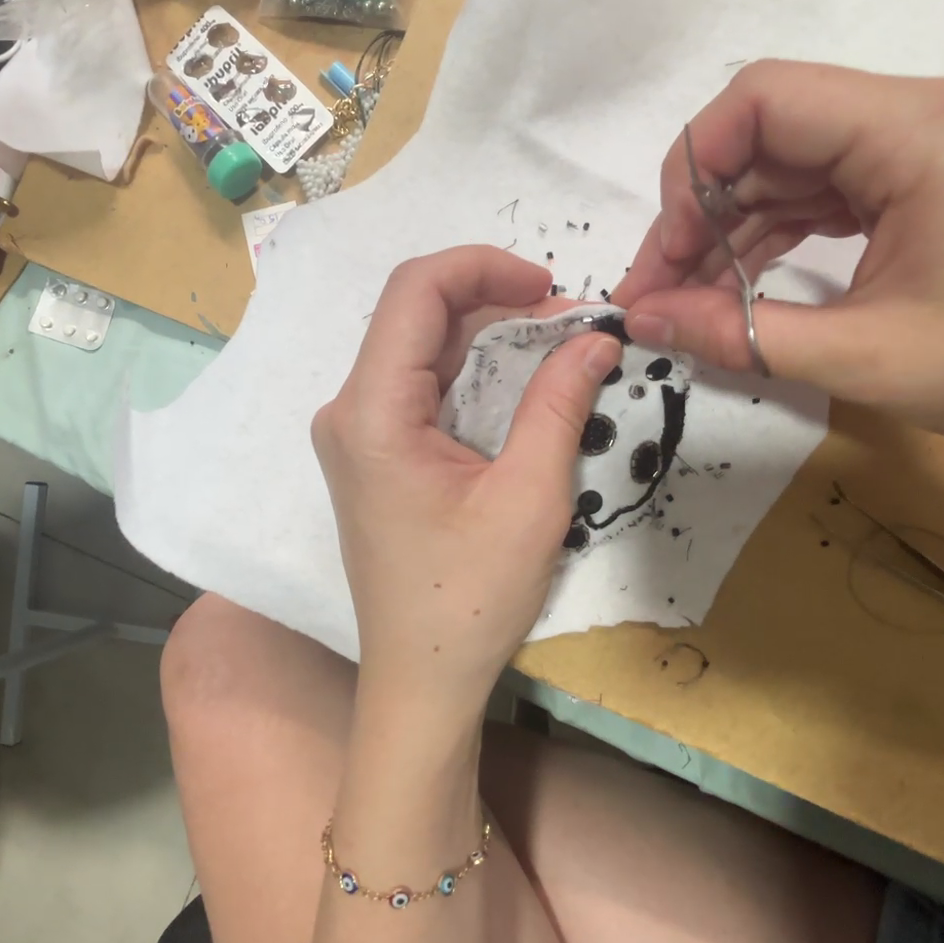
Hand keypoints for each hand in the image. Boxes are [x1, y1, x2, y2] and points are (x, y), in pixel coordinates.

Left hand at [313, 246, 620, 712]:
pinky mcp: (371, 455)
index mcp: (371, 413)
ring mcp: (355, 434)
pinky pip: (419, 390)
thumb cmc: (471, 598)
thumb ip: (559, 404)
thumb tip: (595, 337)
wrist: (421, 675)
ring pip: (420, 351)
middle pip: (417, 317)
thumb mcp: (529, 497)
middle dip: (494, 302)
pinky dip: (470, 375)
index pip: (415, 292)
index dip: (484, 267)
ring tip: (558, 347)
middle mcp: (348, 411)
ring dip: (486, 338)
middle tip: (570, 322)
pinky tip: (520, 383)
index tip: (551, 287)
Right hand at [611, 62, 943, 467]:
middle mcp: (927, 111)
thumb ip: (734, 333)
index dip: (691, 172)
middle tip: (657, 297)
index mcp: (922, 128)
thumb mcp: (860, 358)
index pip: (764, 100)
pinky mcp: (929, 177)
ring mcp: (930, 142)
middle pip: (769, 136)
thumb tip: (639, 319)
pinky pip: (825, 191)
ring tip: (687, 306)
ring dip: (729, 234)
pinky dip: (773, 239)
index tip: (667, 259)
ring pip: (789, 168)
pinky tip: (741, 288)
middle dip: (699, 216)